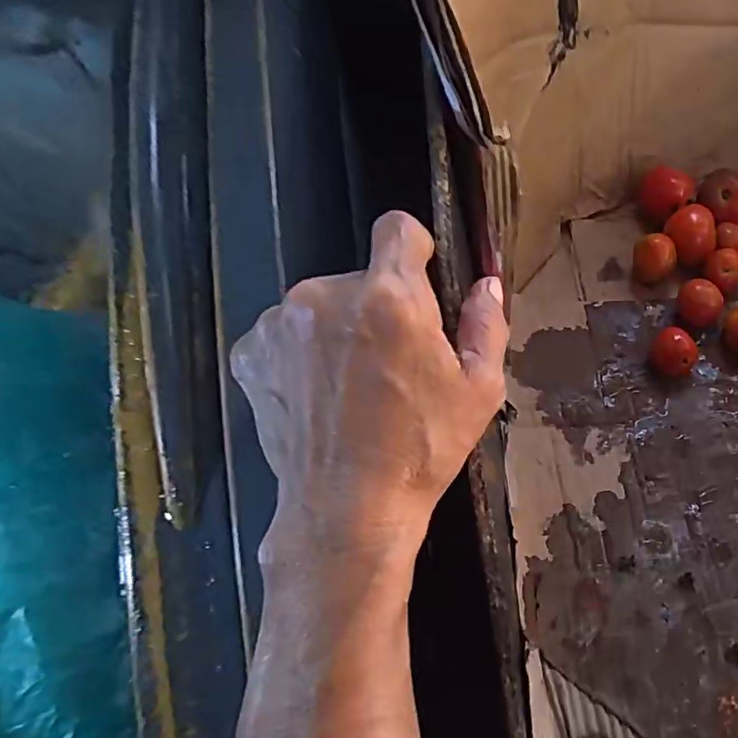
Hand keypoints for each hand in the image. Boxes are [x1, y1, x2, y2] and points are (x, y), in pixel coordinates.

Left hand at [231, 211, 507, 563]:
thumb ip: (486, 327)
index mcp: (390, 298)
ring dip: (342, 334)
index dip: (415, 249)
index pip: (398, 229)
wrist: (349, 507)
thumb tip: (487, 284)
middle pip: (362, 280)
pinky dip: (305, 359)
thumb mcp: (480, 392)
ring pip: (322, 309)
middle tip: (397, 369)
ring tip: (357, 393)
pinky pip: (287, 338)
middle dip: (382, 310)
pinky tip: (323, 402)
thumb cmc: (425, 450)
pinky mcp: (251, 354)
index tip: (422, 280)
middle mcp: (326, 294)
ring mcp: (280, 324)